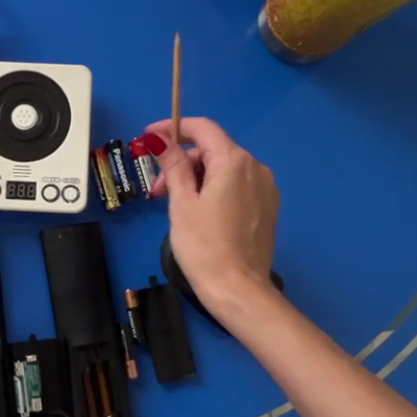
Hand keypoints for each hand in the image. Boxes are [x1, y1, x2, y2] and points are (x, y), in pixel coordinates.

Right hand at [147, 117, 279, 319]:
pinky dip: (215, 189)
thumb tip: (157, 139)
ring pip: (225, 168)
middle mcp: (255, 167)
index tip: (148, 137)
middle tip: (156, 190)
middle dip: (182, 162)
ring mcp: (265, 187)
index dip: (173, 127)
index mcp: (234, 161)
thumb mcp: (181, 203)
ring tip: (175, 204)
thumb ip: (173, 165)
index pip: (203, 128)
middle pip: (213, 150)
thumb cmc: (203, 246)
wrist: (237, 288)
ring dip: (196, 177)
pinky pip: (237, 185)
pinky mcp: (268, 206)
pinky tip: (200, 211)